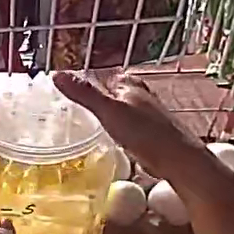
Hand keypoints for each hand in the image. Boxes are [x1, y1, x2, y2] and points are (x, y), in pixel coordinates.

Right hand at [52, 71, 233, 198]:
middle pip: (116, 92)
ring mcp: (147, 116)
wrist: (177, 159)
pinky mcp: (150, 134)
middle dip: (100, 96)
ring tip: (86, 121)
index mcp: (130, 86)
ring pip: (122, 108)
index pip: (107, 76)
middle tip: (76, 105)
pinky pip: (127, 125)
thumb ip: (84, 93)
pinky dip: (116, 128)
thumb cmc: (143, 132)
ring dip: (108, 112)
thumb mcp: (107, 111)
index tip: (72, 88)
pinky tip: (107, 137)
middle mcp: (141, 97)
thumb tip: (56, 74)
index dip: (91, 80)